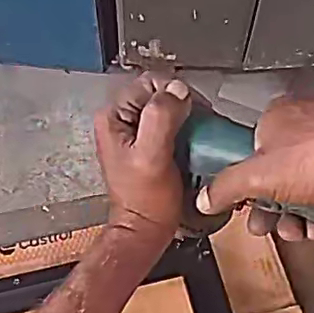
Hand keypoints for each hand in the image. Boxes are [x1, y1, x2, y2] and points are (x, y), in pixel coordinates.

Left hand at [96, 73, 189, 241]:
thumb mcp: (152, 156)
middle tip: (199, 126)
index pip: (150, 82)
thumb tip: (177, 90)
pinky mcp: (151, 146)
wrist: (146, 230)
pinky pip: (174, 127)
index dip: (176, 93)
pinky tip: (195, 145)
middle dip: (185, 106)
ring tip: (199, 137)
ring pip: (170, 110)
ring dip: (189, 119)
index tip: (193, 111)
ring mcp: (137, 134)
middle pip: (161, 94)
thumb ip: (162, 118)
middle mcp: (122, 121)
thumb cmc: (145, 202)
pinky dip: (188, 132)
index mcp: (114, 117)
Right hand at [196, 95, 313, 240]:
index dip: (244, 186)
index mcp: (277, 117)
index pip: (246, 153)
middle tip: (273, 226)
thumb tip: (206, 196)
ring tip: (304, 230)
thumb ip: (228, 187)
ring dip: (300, 216)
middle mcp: (307, 123)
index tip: (245, 207)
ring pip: (306, 187)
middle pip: (277, 175)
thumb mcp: (262, 177)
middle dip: (274, 209)